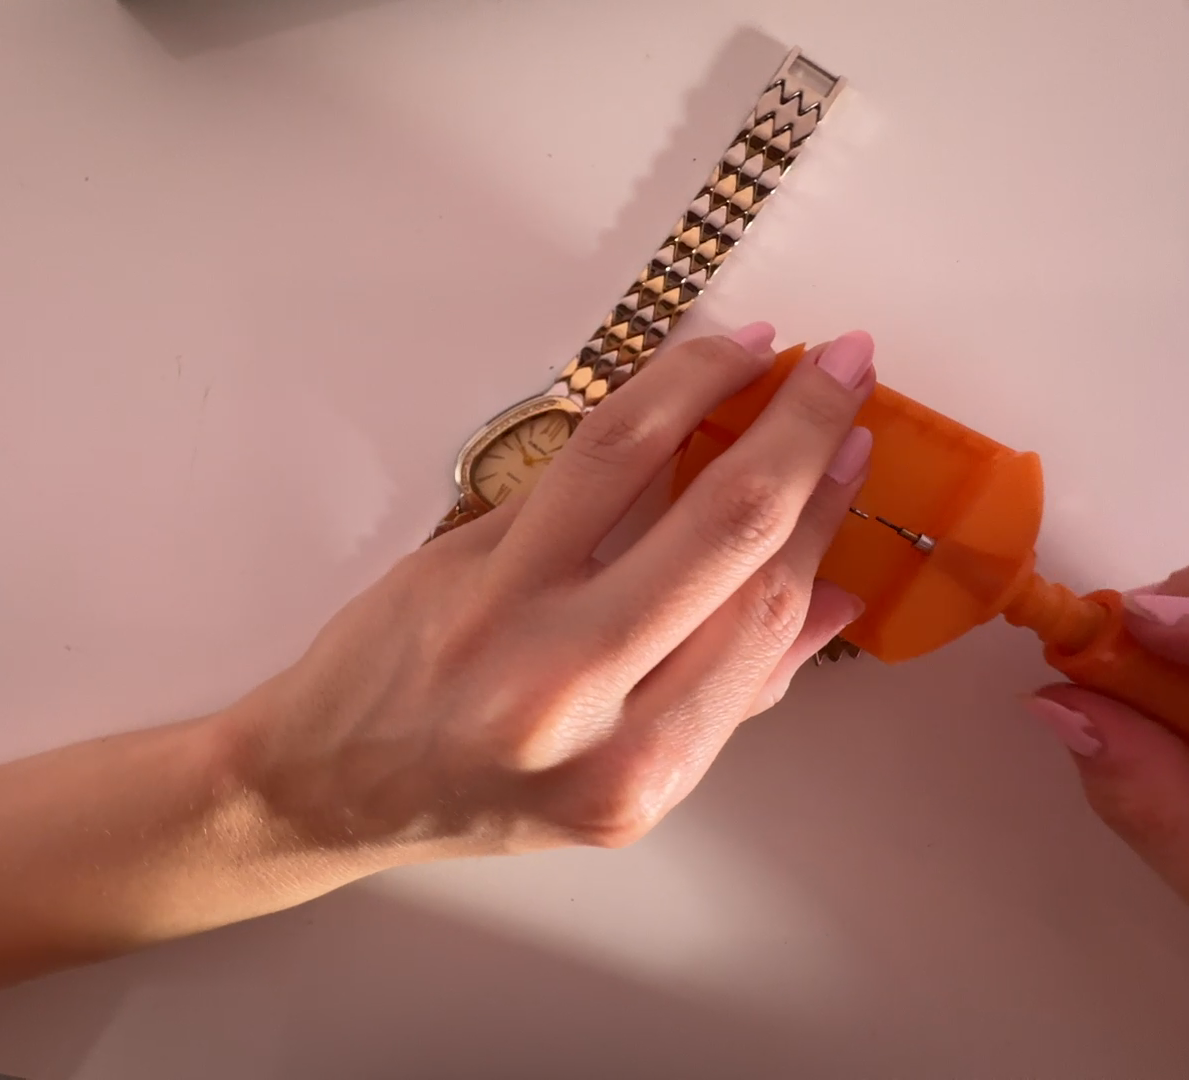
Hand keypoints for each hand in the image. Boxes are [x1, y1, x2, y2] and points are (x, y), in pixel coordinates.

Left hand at [227, 325, 875, 873]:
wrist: (334, 779)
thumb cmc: (480, 795)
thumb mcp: (617, 787)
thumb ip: (728, 695)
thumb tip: (829, 594)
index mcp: (634, 768)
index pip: (761, 612)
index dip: (825, 516)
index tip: (854, 450)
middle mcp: (571, 688)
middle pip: (720, 527)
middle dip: (800, 428)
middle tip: (842, 365)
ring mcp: (498, 611)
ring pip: (626, 457)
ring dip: (704, 379)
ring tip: (750, 345)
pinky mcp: (450, 559)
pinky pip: (554, 469)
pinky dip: (624, 412)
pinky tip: (665, 387)